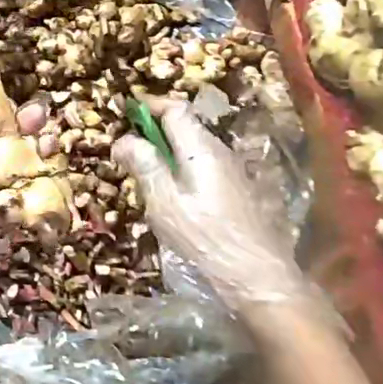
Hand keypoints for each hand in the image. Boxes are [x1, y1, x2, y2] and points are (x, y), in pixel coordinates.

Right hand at [113, 99, 308, 308]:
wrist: (259, 277)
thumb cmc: (206, 238)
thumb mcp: (164, 202)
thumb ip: (145, 165)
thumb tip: (124, 139)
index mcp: (200, 148)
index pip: (175, 109)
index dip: (149, 106)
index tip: (125, 112)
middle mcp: (220, 151)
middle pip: (184, 127)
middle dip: (154, 131)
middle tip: (127, 151)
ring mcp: (232, 171)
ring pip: (192, 148)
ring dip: (165, 153)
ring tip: (143, 175)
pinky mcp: (236, 191)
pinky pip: (201, 167)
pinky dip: (179, 169)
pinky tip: (169, 197)